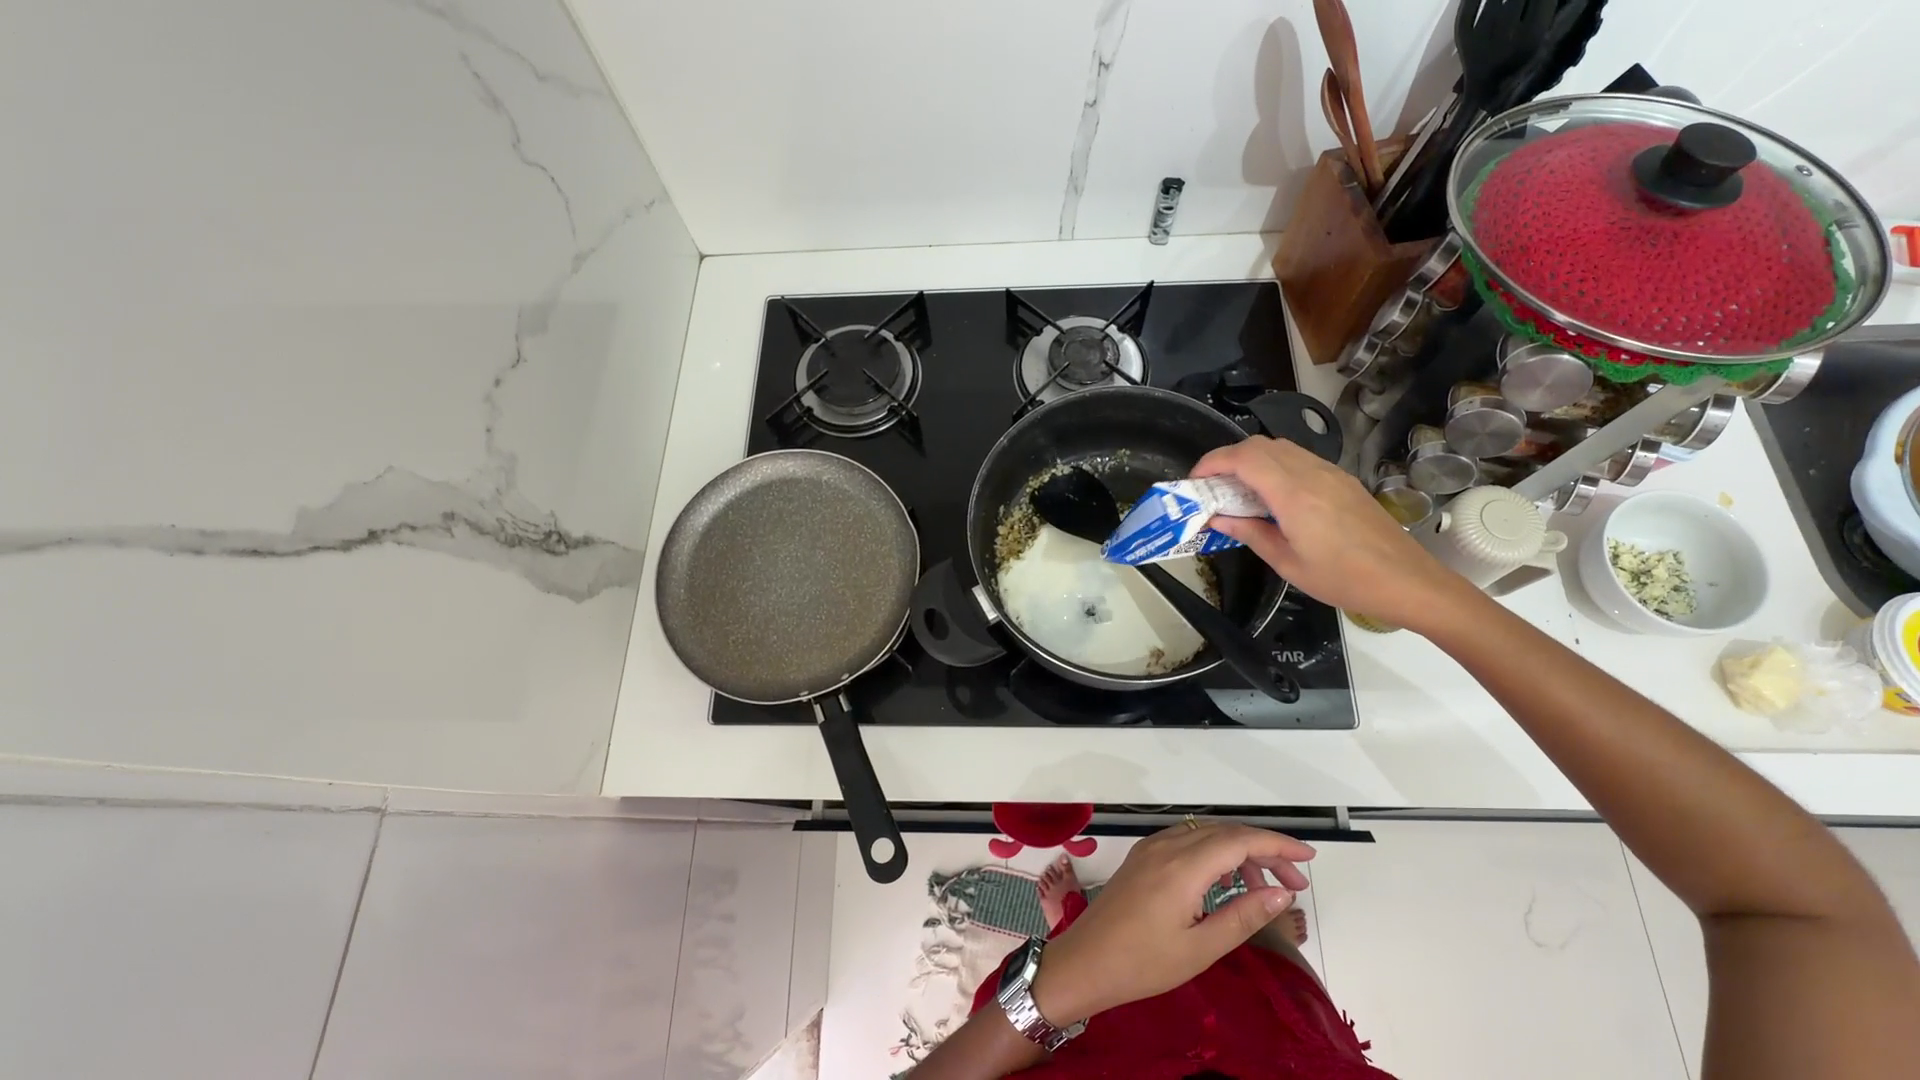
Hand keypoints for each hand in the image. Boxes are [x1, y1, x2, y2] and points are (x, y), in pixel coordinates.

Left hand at [1030, 823, 1312, 1023]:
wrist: (1084, 963)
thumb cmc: (1142, 963)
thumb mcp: (1201, 948)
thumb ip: (1243, 916)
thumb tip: (1281, 893)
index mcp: (1182, 866)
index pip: (1239, 840)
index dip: (1277, 845)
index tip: (1308, 859)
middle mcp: (1165, 846)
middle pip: (1224, 833)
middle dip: (1263, 851)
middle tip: (1294, 884)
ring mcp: (1150, 849)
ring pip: (1205, 835)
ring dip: (1238, 852)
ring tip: (1264, 889)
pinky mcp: (1141, 858)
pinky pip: (1186, 842)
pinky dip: (1213, 854)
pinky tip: (1225, 882)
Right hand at [1192, 435, 1473, 632]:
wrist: (1407, 581)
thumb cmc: (1344, 580)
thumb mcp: (1287, 563)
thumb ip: (1249, 533)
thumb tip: (1217, 519)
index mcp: (1294, 494)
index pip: (1243, 458)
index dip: (1212, 462)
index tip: (1194, 482)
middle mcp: (1312, 474)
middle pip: (1259, 445)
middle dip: (1227, 459)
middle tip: (1210, 488)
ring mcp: (1331, 474)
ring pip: (1280, 448)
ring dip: (1252, 461)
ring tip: (1237, 493)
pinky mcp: (1342, 481)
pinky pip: (1300, 460)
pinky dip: (1275, 468)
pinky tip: (1271, 498)